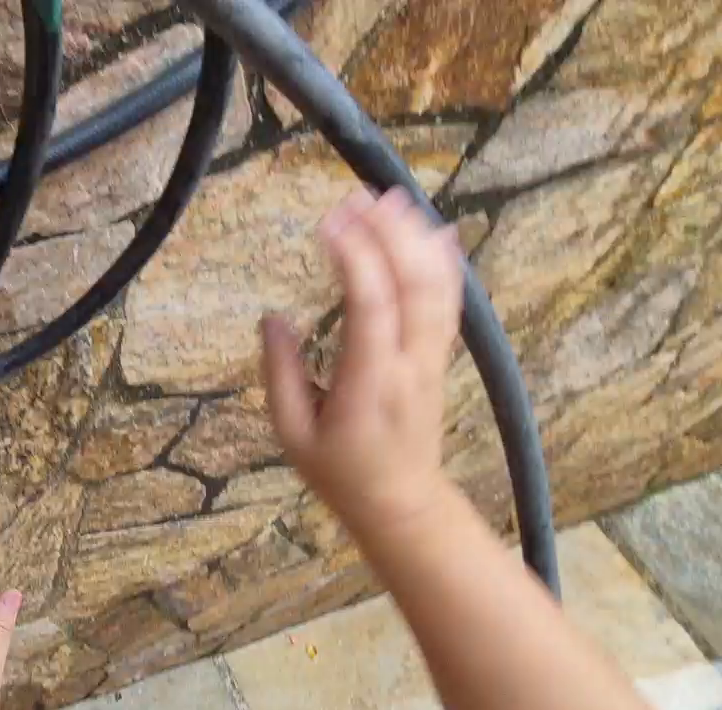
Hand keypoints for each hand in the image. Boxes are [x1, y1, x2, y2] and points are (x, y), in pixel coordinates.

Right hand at [260, 187, 462, 545]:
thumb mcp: (292, 433)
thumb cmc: (337, 472)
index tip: (329, 220)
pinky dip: (444, 263)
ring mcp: (430, 358)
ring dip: (416, 238)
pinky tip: (435, 233)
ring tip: (392, 200)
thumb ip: (280, 376)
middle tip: (357, 197)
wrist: (398, 500)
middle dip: (386, 233)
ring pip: (436, 287)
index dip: (353, 257)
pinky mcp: (438, 358)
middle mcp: (408, 363)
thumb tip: (272, 320)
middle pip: (410, 284)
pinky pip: (449, 302)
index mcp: (367, 383)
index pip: (369, 305)